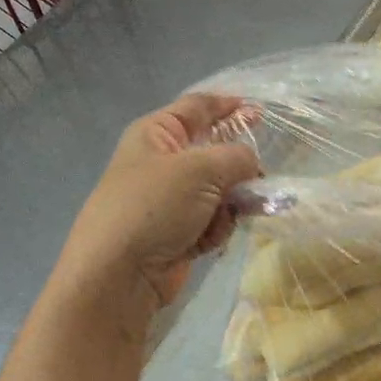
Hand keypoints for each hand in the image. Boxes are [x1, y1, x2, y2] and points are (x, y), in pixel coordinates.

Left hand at [59, 94, 261, 316]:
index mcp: (157, 133)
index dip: (228, 106)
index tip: (261, 111)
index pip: (197, 107)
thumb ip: (237, 157)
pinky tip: (207, 241)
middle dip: (236, 167)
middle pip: (214, 152)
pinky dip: (216, 229)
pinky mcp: (178, 233)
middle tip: (259, 177)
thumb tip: (253, 165)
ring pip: (220, 190)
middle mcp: (163, 163)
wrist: (119, 274)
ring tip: (226, 217)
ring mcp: (170, 200)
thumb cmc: (154, 207)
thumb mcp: (200, 169)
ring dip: (230, 203)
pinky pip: (213, 220)